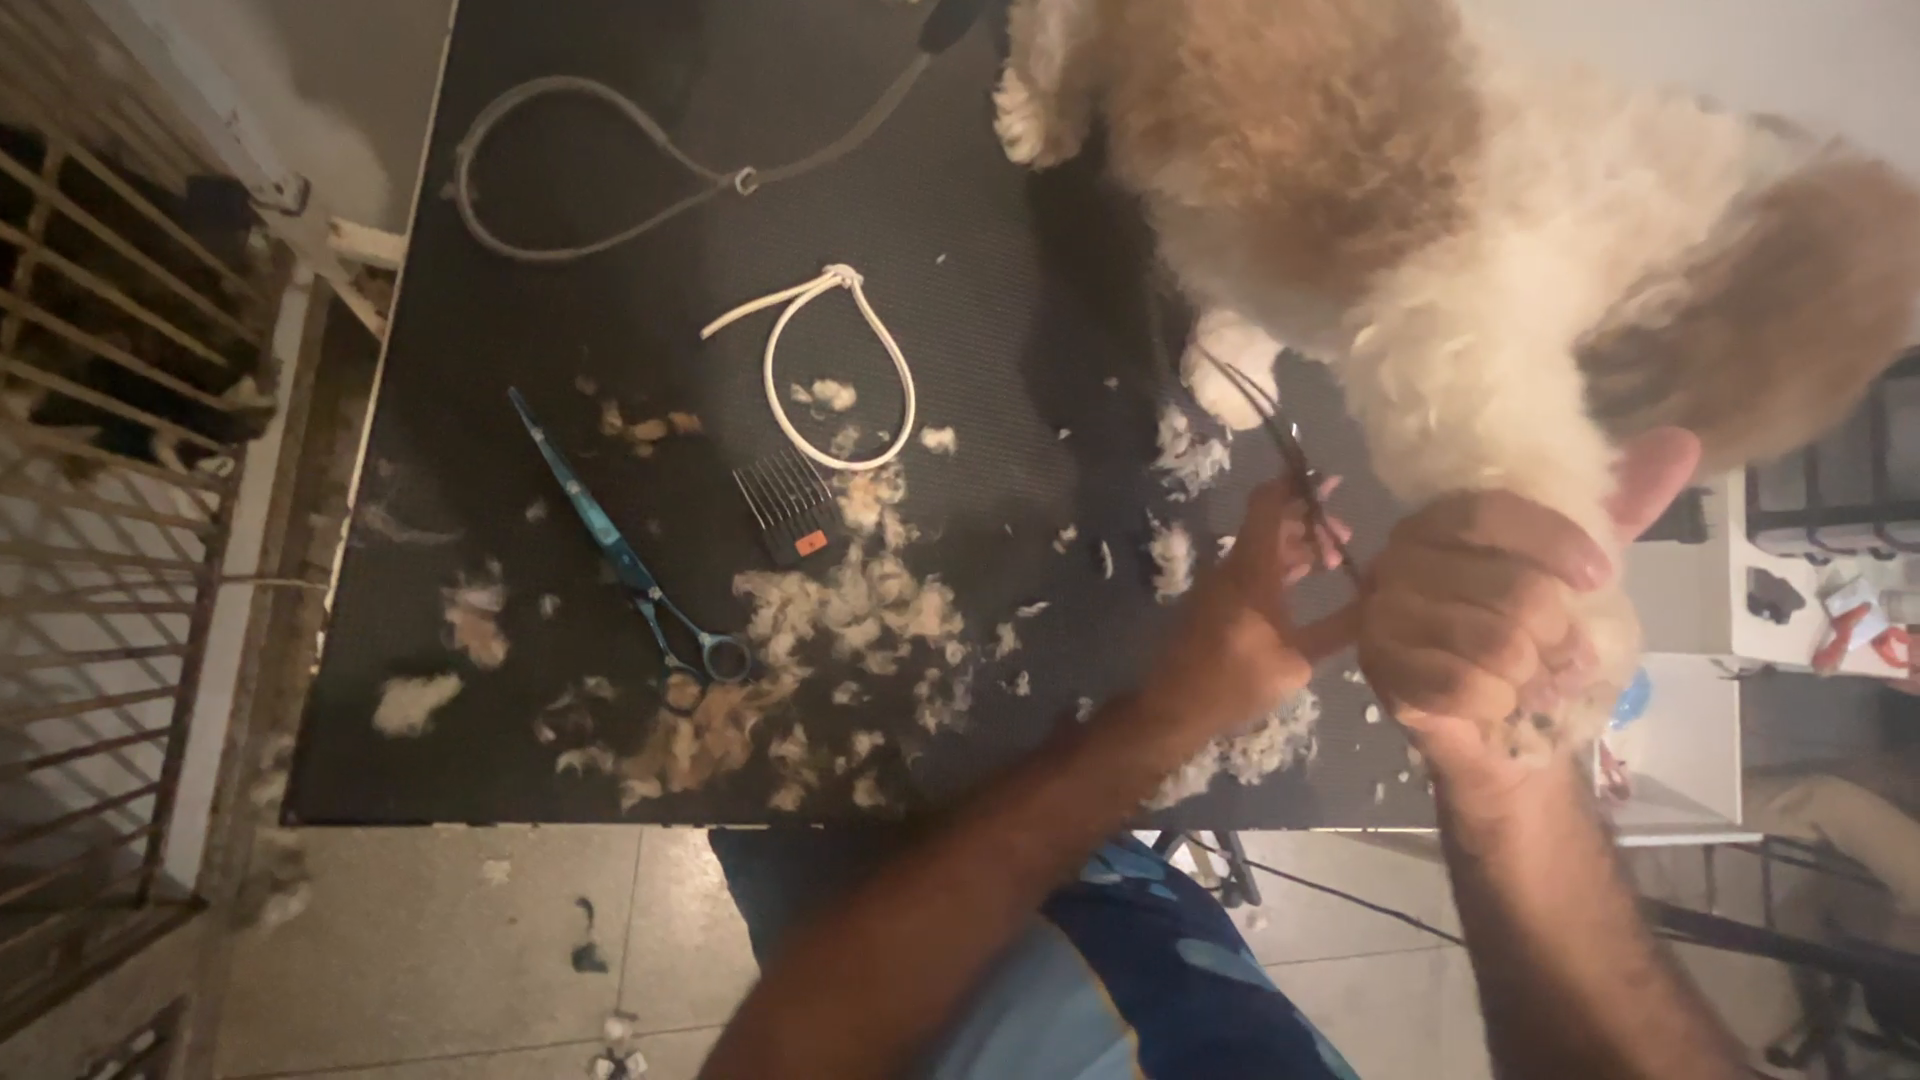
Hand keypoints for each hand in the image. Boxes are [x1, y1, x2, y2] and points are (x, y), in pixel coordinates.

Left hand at [1143, 475, 1351, 734]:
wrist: (1177, 704)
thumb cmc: (1238, 680)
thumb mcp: (1299, 658)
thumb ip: (1342, 624)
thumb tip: (1383, 595)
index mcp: (1250, 569)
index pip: (1267, 505)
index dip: (1295, 486)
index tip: (1328, 482)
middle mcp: (1231, 566)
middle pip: (1268, 524)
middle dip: (1308, 520)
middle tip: (1346, 535)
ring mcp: (1219, 583)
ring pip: (1261, 548)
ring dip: (1296, 546)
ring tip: (1334, 560)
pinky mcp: (1214, 600)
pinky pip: (1250, 568)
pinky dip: (1279, 566)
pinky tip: (1304, 583)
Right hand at [1357, 429, 1700, 793]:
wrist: (1491, 720)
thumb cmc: (1529, 637)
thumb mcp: (1577, 571)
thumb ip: (1616, 511)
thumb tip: (1678, 441)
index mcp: (1434, 525)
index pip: (1487, 514)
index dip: (1553, 543)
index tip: (1600, 578)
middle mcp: (1395, 562)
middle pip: (1507, 587)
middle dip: (1556, 633)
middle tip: (1560, 652)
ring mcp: (1380, 617)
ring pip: (1492, 641)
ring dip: (1532, 672)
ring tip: (1531, 679)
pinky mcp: (1379, 670)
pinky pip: (1464, 686)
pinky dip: (1500, 702)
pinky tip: (1497, 700)